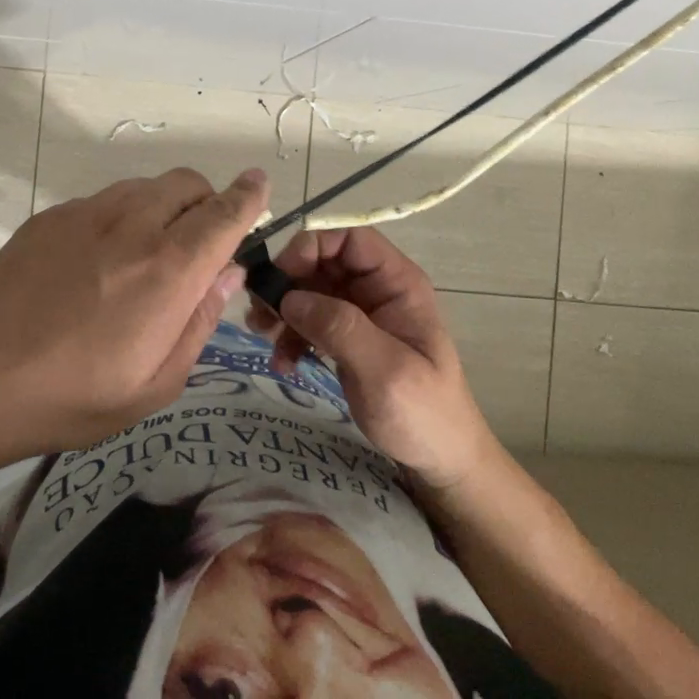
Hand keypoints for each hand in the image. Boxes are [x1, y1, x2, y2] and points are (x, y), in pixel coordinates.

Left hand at [0, 167, 270, 459]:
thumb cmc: (76, 396)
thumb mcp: (157, 383)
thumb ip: (200, 321)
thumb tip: (227, 274)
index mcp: (169, 269)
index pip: (224, 213)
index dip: (248, 196)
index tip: (258, 186)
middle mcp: (133, 226)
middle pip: (187, 184)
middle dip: (207, 201)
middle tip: (200, 241)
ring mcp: (85, 214)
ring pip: (143, 186)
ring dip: (162, 206)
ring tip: (147, 251)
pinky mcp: (49, 217)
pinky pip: (101, 201)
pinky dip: (119, 217)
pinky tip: (97, 260)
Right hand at [246, 227, 497, 489]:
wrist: (439, 460)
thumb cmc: (423, 414)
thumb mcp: (385, 371)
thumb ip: (340, 328)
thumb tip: (290, 296)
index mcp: (397, 283)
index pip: (349, 237)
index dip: (311, 247)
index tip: (281, 278)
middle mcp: (376, 290)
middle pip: (321, 261)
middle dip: (286, 281)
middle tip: (260, 312)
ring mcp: (360, 314)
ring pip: (308, 290)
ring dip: (282, 309)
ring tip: (263, 335)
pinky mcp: (344, 339)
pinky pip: (307, 321)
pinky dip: (289, 336)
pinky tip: (284, 362)